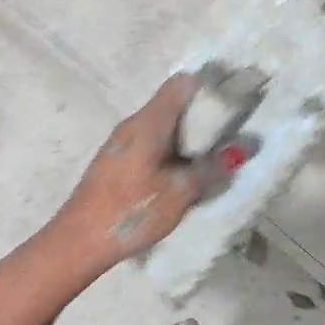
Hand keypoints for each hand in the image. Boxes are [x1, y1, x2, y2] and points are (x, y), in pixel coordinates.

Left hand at [50, 74, 227, 271]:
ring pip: (163, 126)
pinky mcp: (117, 161)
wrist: (79, 239)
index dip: (210, 86)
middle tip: (233, 133)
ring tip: (215, 156)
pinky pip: (151, 144)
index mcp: (148, 122)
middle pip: (173, 104)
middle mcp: (133, 124)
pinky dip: (172, 151)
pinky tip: (184, 174)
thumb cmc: (130, 211)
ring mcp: (122, 142)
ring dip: (188, 137)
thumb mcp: (179, 192)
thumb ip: (212, 168)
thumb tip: (245, 148)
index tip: (234, 101)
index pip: (181, 84)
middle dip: (204, 116)